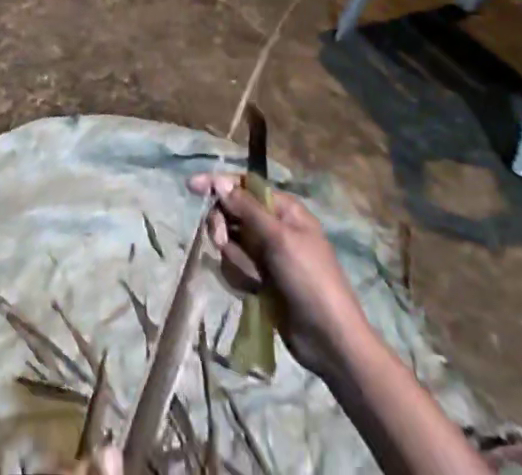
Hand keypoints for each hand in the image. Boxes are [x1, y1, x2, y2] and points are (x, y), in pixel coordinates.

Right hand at [188, 172, 361, 375]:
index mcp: (284, 210)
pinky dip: (240, 275)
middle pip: (232, 212)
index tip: (192, 186)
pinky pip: (236, 265)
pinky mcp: (261, 277)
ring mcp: (266, 253)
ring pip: (231, 241)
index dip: (219, 183)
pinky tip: (254, 289)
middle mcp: (273, 226)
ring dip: (236, 258)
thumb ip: (247, 208)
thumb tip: (220, 182)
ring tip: (253, 277)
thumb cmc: (309, 279)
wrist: (328, 338)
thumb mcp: (279, 238)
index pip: (244, 185)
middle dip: (224, 226)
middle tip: (221, 241)